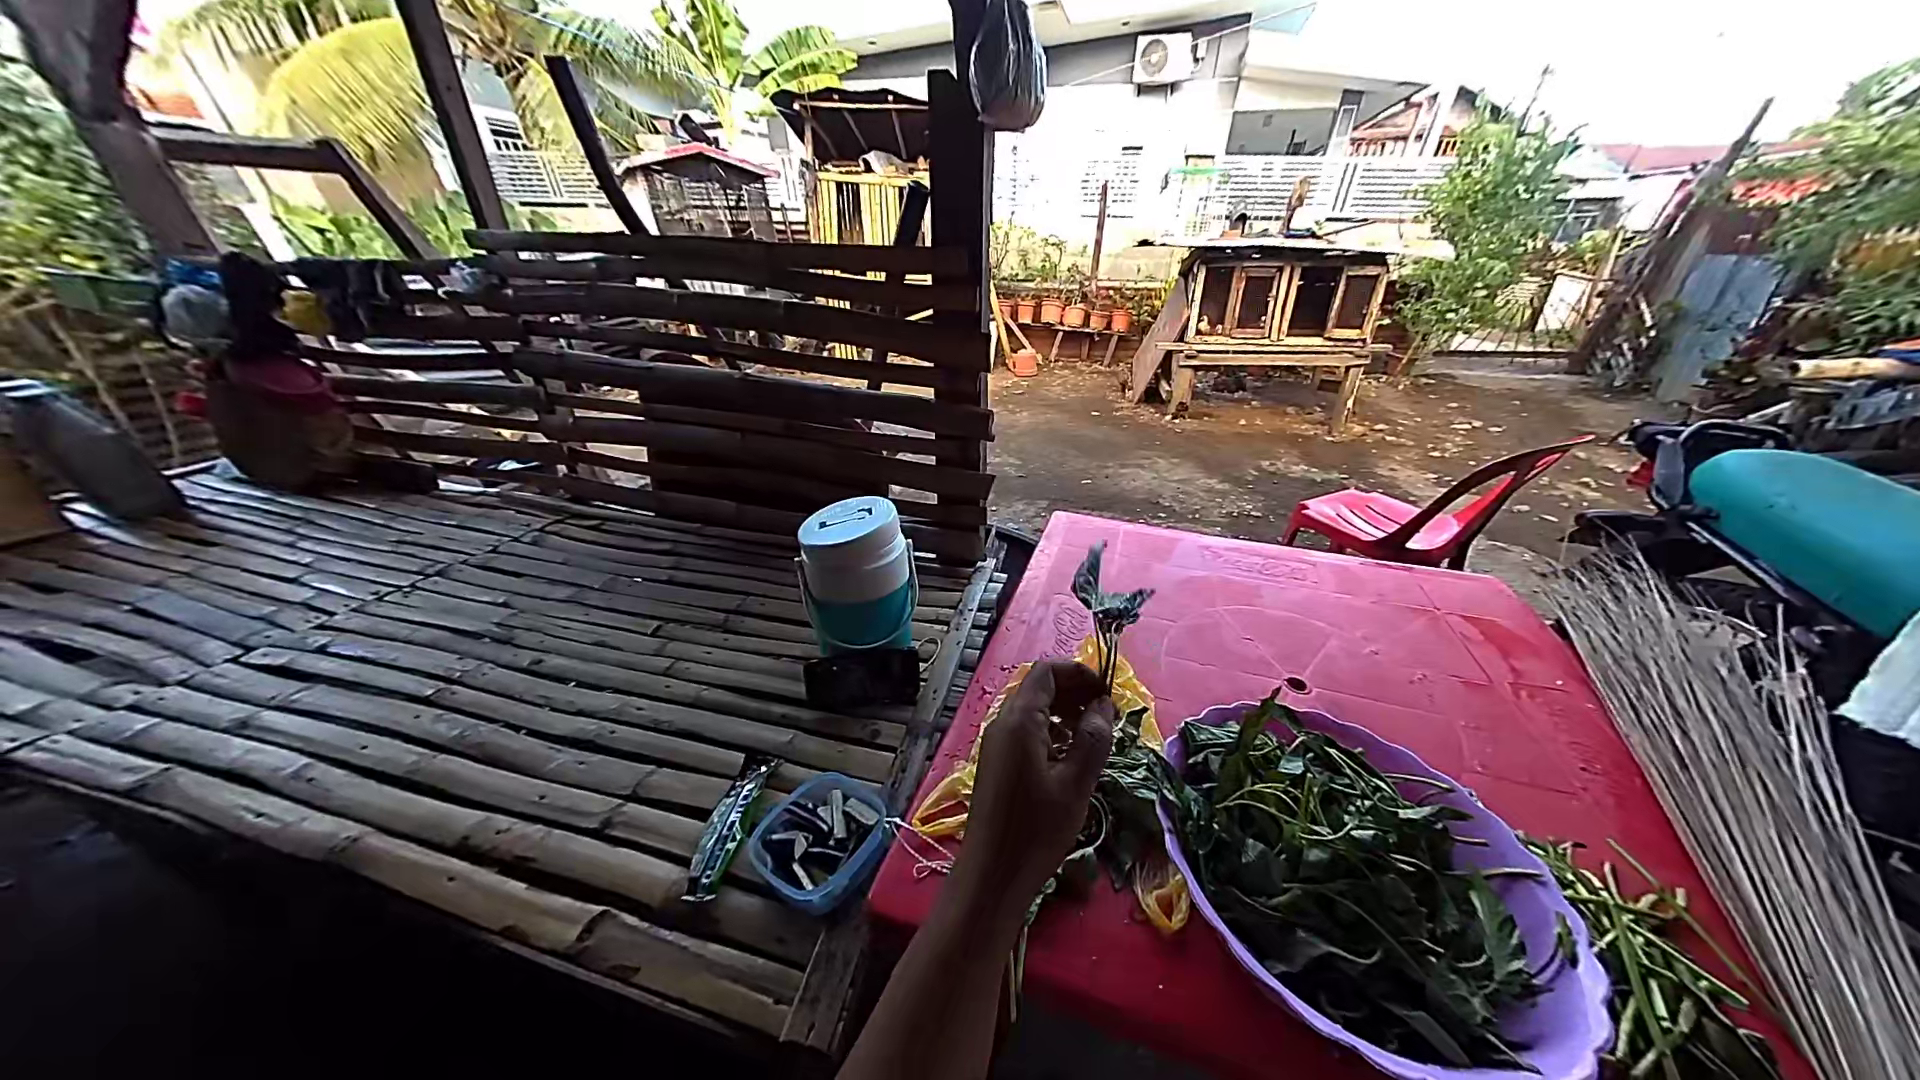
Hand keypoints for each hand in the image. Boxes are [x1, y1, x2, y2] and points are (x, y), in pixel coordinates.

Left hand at [952, 661, 1114, 919]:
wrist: (992, 874)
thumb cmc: (1036, 830)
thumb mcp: (1076, 783)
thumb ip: (1093, 738)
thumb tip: (1104, 705)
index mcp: (1019, 720)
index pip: (1047, 672)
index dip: (1079, 673)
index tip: (1109, 691)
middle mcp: (1003, 723)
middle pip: (1039, 687)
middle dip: (1075, 691)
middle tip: (1109, 713)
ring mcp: (997, 743)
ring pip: (1033, 710)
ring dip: (1065, 712)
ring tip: (1096, 734)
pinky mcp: (998, 762)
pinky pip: (1026, 731)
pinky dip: (1052, 731)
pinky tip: (1073, 754)